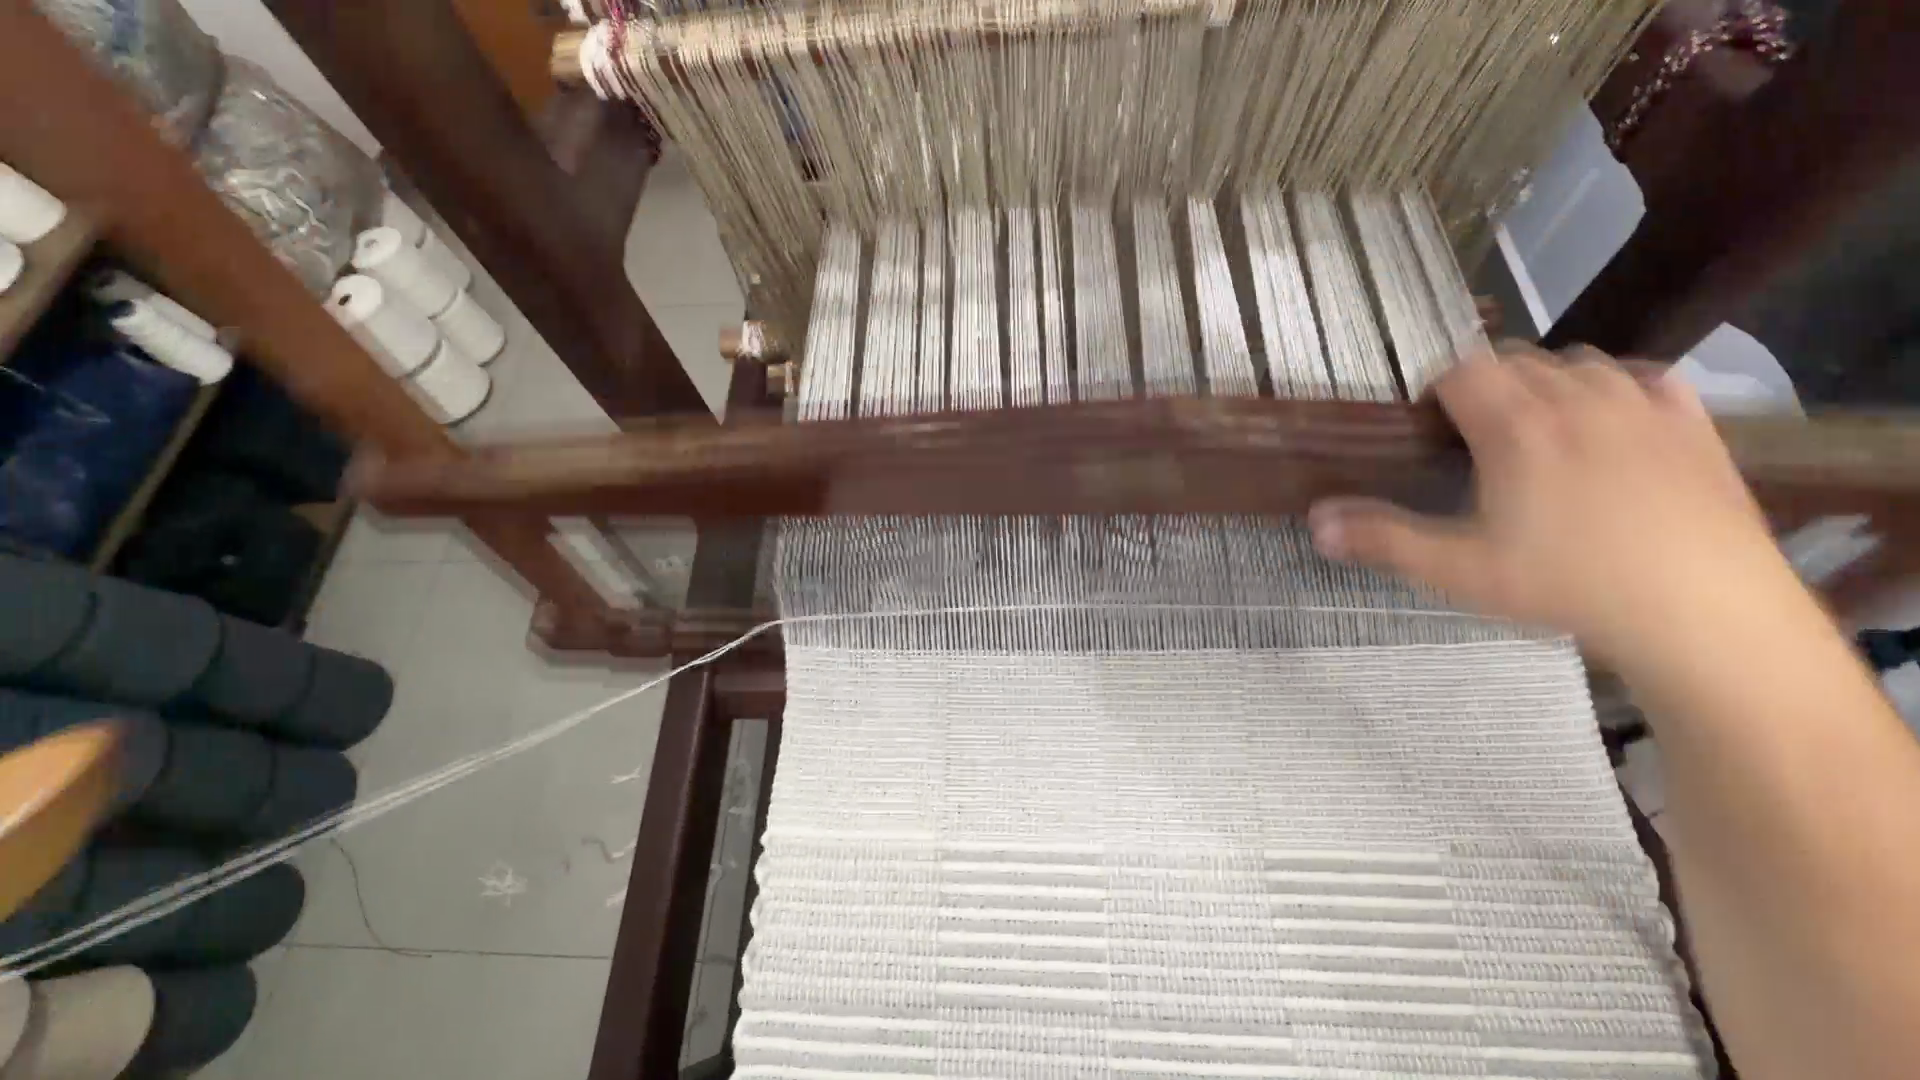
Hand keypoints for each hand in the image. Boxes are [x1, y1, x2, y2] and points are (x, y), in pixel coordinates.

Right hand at [1308, 342, 1798, 667]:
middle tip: (1474, 438)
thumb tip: (1315, 520)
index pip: (1461, 367)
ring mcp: (1640, 404)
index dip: (1436, 386)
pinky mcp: (1692, 423)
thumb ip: (1383, 539)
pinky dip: (1617, 387)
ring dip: (1548, 383)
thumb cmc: (1566, 585)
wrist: (1701, 610)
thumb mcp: (1458, 571)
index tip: (1428, 422)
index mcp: (1514, 424)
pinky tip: (1611, 419)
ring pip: (1578, 363)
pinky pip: (1646, 376)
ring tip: (1537, 429)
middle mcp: (1576, 396)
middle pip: (1516, 360)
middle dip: (1487, 385)